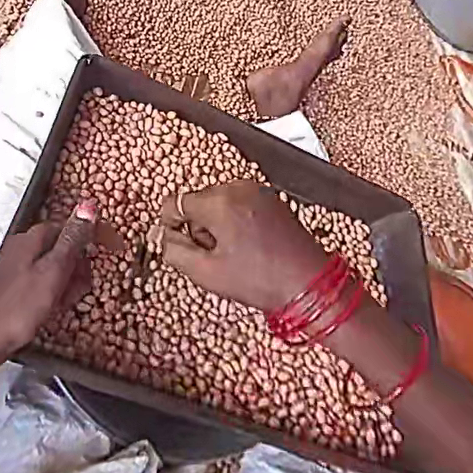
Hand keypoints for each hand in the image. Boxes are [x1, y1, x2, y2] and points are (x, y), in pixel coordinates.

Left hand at [0, 202, 96, 386]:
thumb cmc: (18, 305)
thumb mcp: (53, 269)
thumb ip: (72, 239)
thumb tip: (88, 207)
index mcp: (31, 239)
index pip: (68, 227)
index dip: (89, 238)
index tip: (108, 248)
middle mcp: (22, 249)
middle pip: (61, 247)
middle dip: (78, 265)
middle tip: (82, 284)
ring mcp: (17, 269)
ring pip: (53, 268)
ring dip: (67, 281)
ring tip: (67, 300)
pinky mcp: (15, 289)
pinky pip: (43, 284)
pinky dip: (54, 293)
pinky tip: (55, 308)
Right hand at [154, 182, 328, 310]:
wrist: (311, 285)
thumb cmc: (261, 280)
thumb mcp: (206, 272)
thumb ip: (173, 250)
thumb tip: (161, 236)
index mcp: (218, 202)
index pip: (174, 203)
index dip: (171, 227)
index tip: (183, 247)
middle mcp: (237, 187)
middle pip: (196, 202)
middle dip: (198, 228)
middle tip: (216, 257)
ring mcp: (257, 190)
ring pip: (216, 203)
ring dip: (216, 226)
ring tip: (236, 253)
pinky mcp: (270, 198)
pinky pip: (237, 204)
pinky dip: (235, 222)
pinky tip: (249, 246)